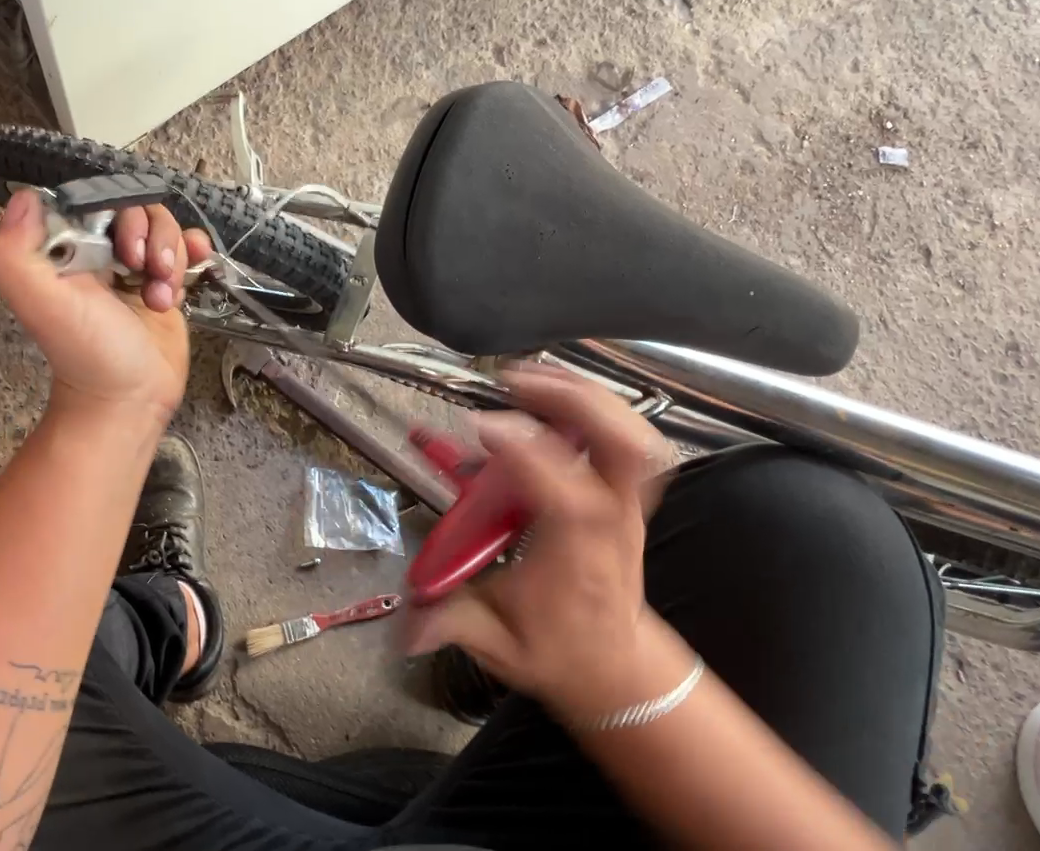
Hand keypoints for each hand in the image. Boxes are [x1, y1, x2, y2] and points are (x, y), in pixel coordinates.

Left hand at [0, 189, 212, 422]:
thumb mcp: (39, 301)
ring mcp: (134, 266)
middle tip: (144, 270)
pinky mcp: (163, 282)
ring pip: (165, 227)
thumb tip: (26, 198)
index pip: (97, 197)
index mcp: (66, 246)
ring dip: (172, 256)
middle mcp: (99, 250)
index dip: (118, 212)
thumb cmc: (85, 353)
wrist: (128, 400)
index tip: (124, 249)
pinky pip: (185, 248)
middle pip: (138, 208)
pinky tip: (185, 280)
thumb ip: (13, 250)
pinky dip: (193, 255)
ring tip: (160, 295)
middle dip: (152, 236)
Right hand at [400, 364, 689, 722]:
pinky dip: (601, 405)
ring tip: (534, 374)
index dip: (526, 450)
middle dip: (572, 401)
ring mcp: (628, 505)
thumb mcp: (497, 642)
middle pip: (620, 445)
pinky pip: (631, 436)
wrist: (618, 666)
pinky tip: (563, 391)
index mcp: (577, 555)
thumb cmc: (559, 650)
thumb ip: (450, 624)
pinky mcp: (629, 495)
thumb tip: (407, 628)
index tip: (479, 425)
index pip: (565, 492)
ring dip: (586, 393)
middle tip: (515, 382)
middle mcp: (610, 521)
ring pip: (632, 433)